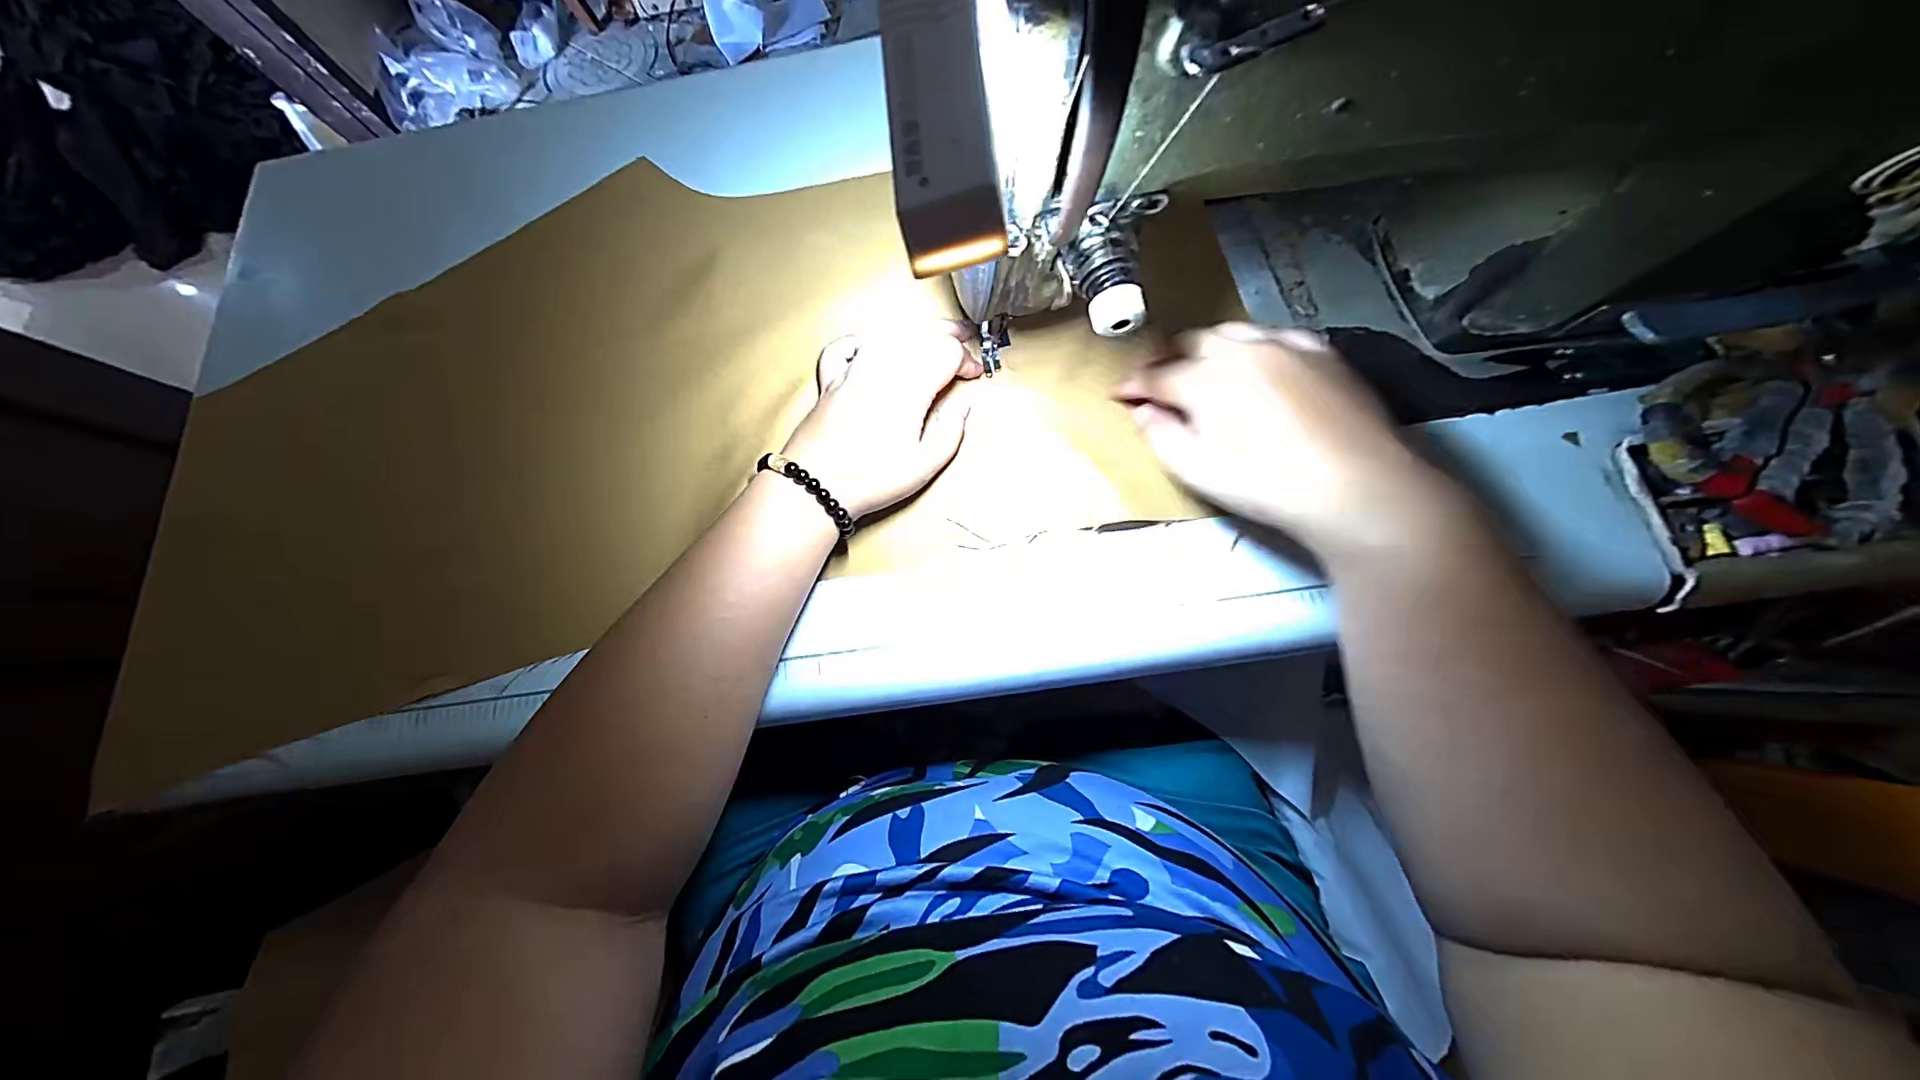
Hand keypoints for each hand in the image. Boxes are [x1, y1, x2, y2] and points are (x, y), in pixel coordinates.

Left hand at [778, 320, 983, 518]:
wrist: (815, 486)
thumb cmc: (867, 480)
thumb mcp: (924, 465)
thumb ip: (950, 433)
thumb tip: (961, 410)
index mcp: (909, 388)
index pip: (947, 353)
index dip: (967, 359)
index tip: (973, 373)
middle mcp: (881, 371)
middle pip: (920, 333)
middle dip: (947, 333)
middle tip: (963, 339)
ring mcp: (852, 372)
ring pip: (887, 334)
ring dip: (912, 331)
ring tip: (927, 337)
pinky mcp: (830, 382)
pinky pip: (843, 348)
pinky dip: (859, 342)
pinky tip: (869, 347)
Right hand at [1115, 323, 1475, 562]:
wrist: (1354, 485)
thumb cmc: (1265, 484)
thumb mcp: (1196, 469)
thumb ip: (1161, 435)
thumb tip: (1143, 411)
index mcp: (1205, 378)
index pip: (1157, 375)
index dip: (1133, 385)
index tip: (1119, 393)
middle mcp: (1242, 350)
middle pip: (1192, 342)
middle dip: (1168, 357)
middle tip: (1156, 376)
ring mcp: (1286, 345)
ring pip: (1233, 332)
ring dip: (1208, 347)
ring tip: (1200, 365)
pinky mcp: (1322, 352)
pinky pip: (1276, 336)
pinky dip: (1253, 346)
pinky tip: (1256, 362)